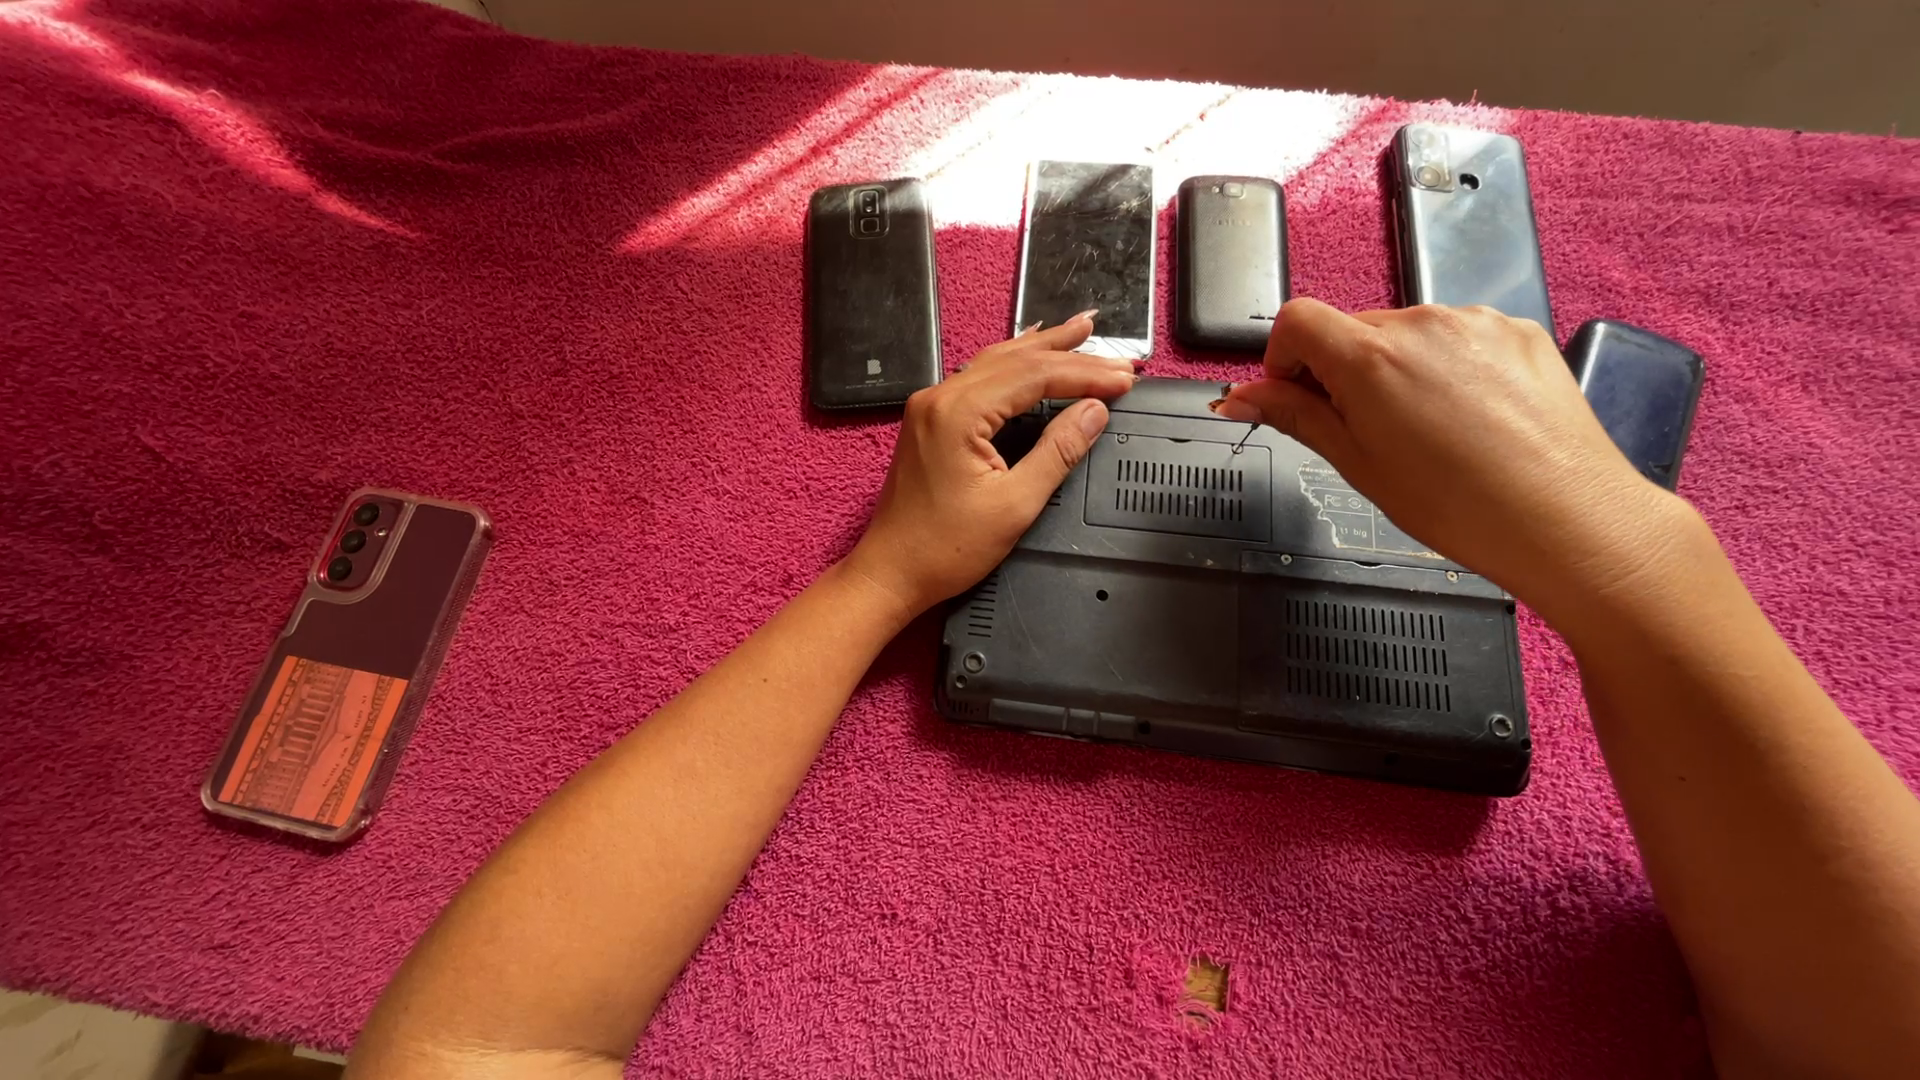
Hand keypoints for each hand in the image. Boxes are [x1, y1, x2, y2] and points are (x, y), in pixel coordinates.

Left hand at [846, 313, 1136, 615]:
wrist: (891, 571)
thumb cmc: (946, 549)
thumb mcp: (1014, 505)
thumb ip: (1057, 451)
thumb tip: (1095, 410)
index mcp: (958, 412)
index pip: (1033, 375)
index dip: (1085, 373)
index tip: (1126, 378)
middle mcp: (939, 397)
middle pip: (1016, 360)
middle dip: (1071, 355)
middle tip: (1121, 356)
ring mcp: (931, 406)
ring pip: (996, 362)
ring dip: (1043, 350)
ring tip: (1082, 332)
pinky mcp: (930, 421)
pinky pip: (980, 379)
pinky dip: (1014, 366)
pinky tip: (1031, 353)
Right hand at [1216, 299, 1680, 608]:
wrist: (1564, 517)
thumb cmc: (1457, 503)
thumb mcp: (1354, 462)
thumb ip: (1293, 415)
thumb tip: (1239, 397)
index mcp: (1371, 358)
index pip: (1296, 319)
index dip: (1282, 359)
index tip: (1295, 396)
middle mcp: (1422, 324)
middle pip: (1349, 328)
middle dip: (1337, 370)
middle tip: (1358, 429)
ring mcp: (1475, 323)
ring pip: (1401, 333)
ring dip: (1389, 368)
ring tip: (1418, 429)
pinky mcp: (1516, 331)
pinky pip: (1453, 336)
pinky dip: (1439, 366)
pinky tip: (1460, 416)